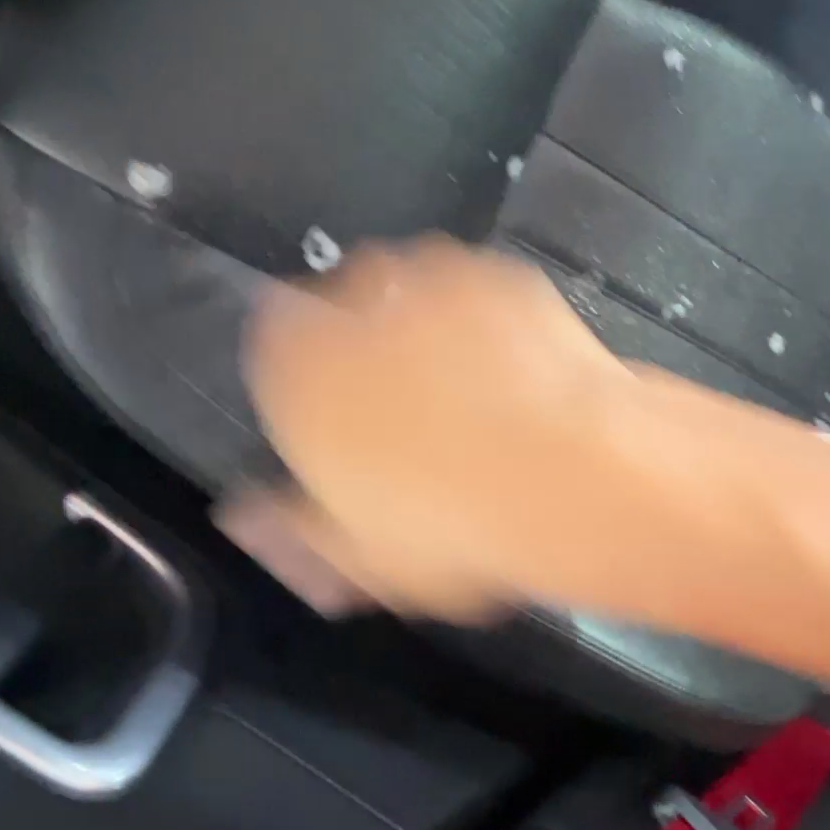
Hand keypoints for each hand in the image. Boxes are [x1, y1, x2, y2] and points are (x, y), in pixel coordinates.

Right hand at [220, 236, 634, 619]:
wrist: (573, 479)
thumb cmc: (453, 524)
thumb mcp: (359, 555)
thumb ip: (294, 527)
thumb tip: (256, 519)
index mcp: (292, 363)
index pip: (273, 350)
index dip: (311, 390)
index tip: (341, 425)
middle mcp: (353, 297)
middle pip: (342, 315)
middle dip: (366, 356)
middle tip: (411, 421)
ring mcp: (434, 275)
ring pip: (412, 296)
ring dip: (428, 334)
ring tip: (471, 403)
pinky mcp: (506, 273)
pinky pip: (479, 295)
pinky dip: (490, 327)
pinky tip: (518, 381)